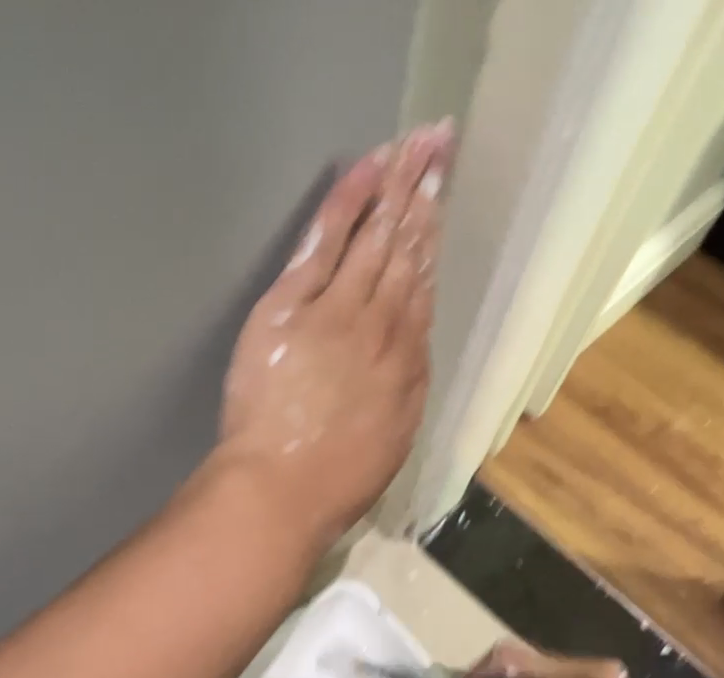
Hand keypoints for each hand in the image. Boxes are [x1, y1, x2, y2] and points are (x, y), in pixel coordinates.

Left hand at [215, 121, 455, 544]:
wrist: (283, 487)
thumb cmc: (335, 481)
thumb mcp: (391, 440)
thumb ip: (404, 389)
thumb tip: (410, 350)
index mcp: (406, 364)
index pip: (422, 290)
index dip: (432, 244)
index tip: (441, 206)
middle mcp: (381, 327)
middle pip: (406, 252)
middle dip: (423, 195)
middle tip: (439, 144)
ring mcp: (338, 310)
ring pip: (375, 239)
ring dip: (396, 187)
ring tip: (414, 144)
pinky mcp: (293, 306)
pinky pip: (325, 243)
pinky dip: (347, 203)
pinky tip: (366, 169)